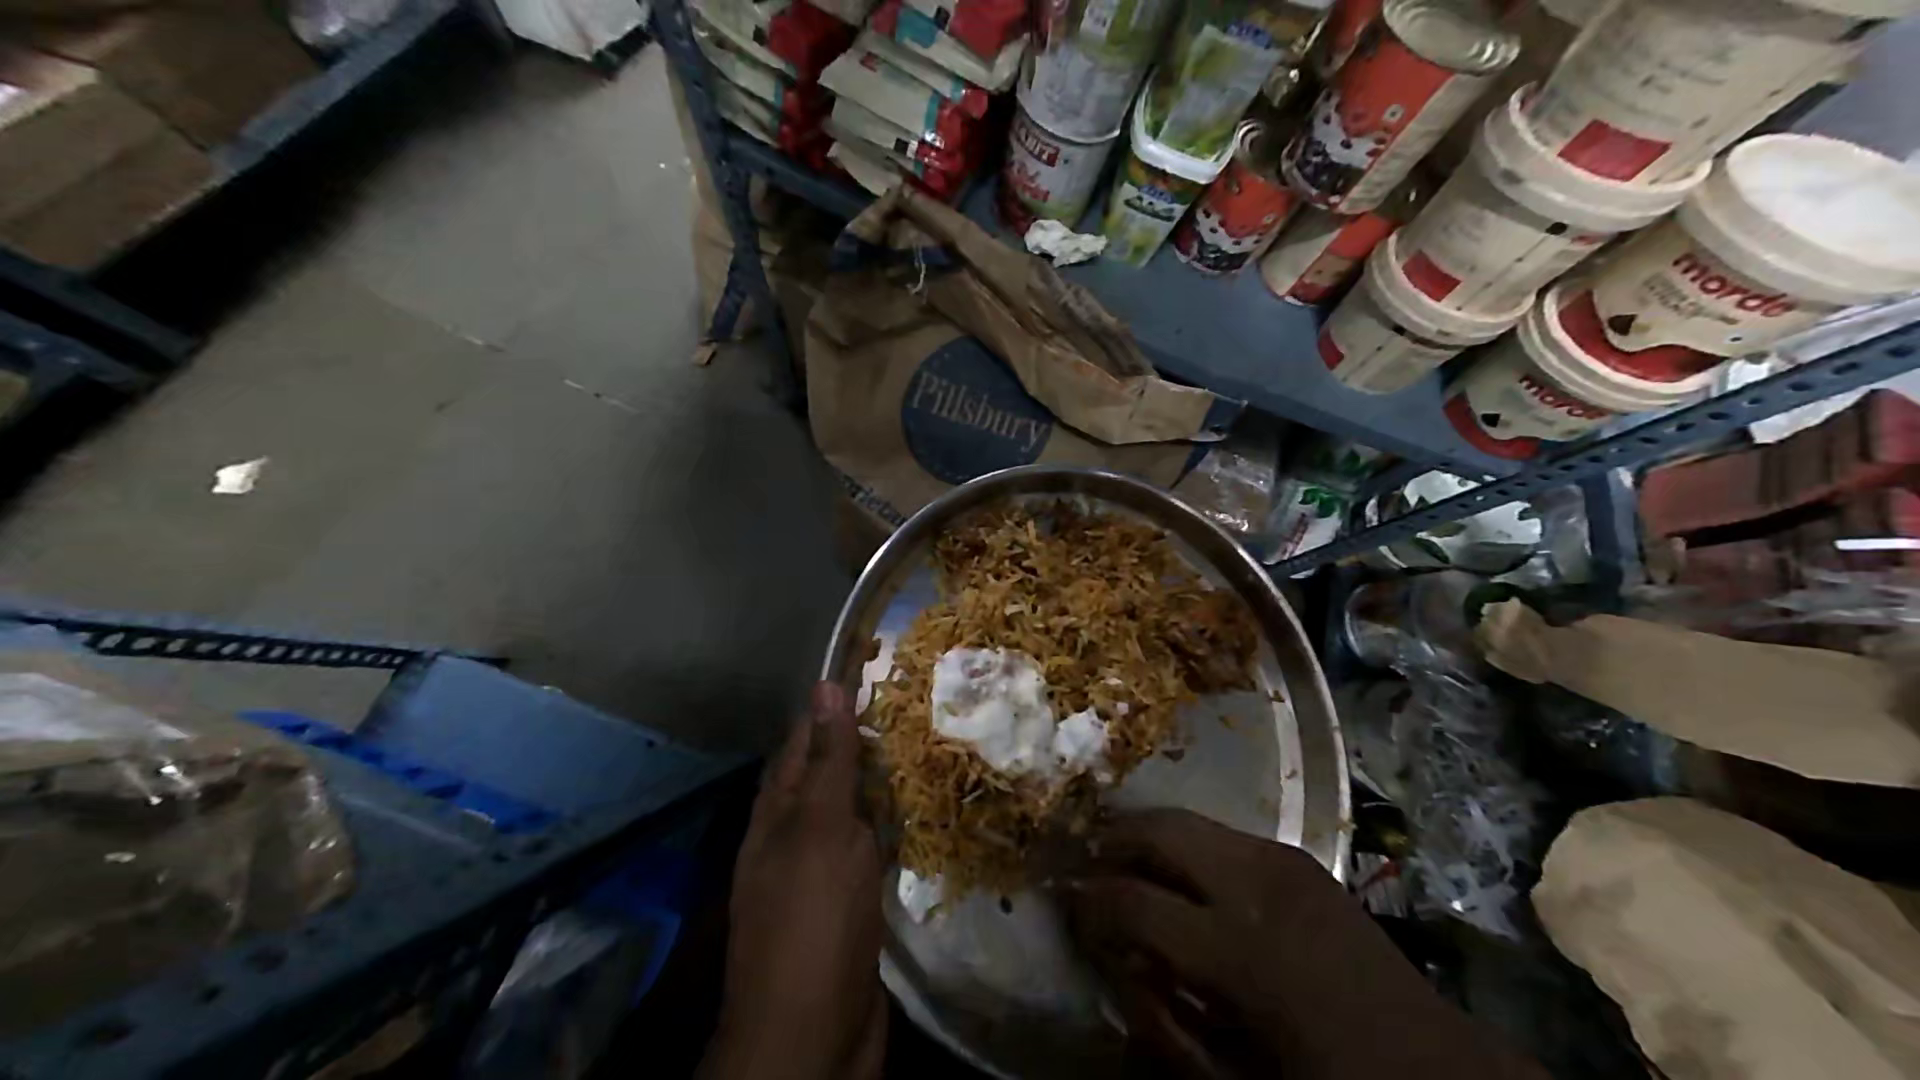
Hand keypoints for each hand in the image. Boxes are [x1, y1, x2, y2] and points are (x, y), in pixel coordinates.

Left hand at [698, 683, 885, 1079]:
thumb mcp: (820, 830)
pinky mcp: (851, 902)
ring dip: (885, 782)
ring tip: (928, 744)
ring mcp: (823, 870)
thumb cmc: (812, 920)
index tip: (876, 667)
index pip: (805, 737)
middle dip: (867, 739)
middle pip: (831, 772)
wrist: (812, 1035)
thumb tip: (826, 686)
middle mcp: (795, 833)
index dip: (835, 703)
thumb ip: (828, 761)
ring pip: (855, 810)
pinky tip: (923, 812)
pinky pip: (873, 848)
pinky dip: (895, 826)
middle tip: (918, 703)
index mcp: (778, 811)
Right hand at [1062, 809, 1544, 1079]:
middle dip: (1108, 840)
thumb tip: (1112, 960)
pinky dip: (1184, 844)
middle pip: (1157, 830)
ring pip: (1184, 817)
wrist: (1439, 1066)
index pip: (1132, 902)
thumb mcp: (1232, 1078)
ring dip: (1144, 836)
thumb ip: (1158, 1019)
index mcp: (1241, 951)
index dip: (1087, 901)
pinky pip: (1219, 832)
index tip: (1064, 903)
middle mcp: (1257, 884)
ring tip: (1123, 862)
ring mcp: (1281, 858)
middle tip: (1084, 864)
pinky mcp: (1298, 853)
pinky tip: (1180, 874)